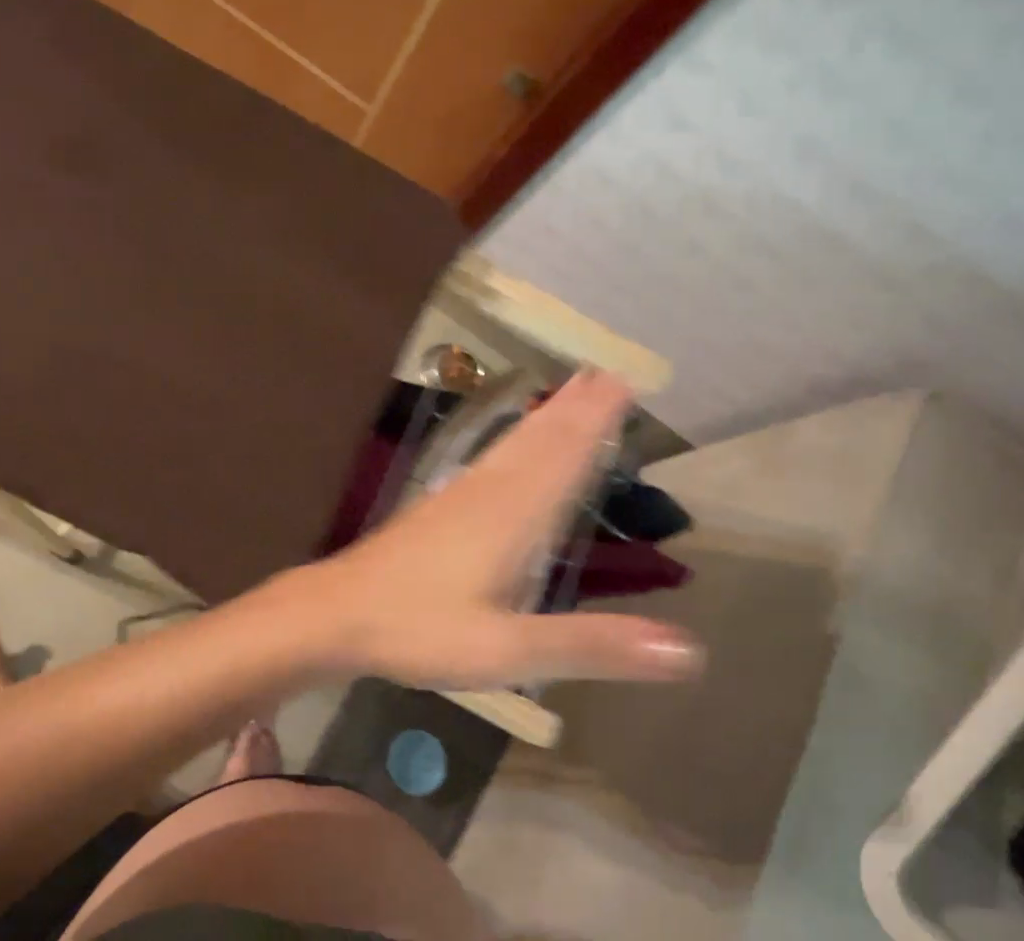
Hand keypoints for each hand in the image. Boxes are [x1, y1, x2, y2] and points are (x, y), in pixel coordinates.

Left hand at [276, 371, 701, 689]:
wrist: (334, 614)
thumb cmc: (420, 630)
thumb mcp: (510, 651)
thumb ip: (593, 646)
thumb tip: (690, 652)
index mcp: (513, 517)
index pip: (564, 457)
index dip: (595, 421)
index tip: (624, 380)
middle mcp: (488, 495)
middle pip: (540, 442)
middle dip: (575, 408)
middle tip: (606, 372)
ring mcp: (457, 499)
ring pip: (511, 449)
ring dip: (545, 419)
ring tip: (567, 392)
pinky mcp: (435, 512)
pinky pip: (488, 465)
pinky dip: (511, 446)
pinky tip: (505, 454)